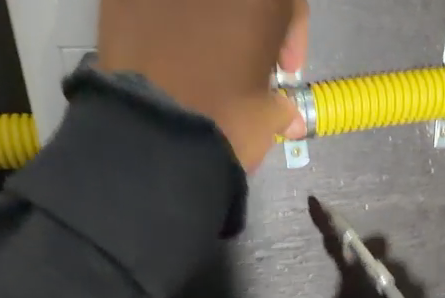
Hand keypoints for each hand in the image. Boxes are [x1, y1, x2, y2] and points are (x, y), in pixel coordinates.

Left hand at [98, 0, 310, 171]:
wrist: (153, 137)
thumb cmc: (225, 122)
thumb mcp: (264, 119)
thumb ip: (279, 107)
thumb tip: (290, 118)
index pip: (288, 3)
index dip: (291, 36)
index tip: (284, 70)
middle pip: (238, 0)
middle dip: (244, 23)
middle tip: (241, 60)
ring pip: (195, 5)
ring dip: (203, 22)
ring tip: (200, 59)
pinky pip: (153, 7)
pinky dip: (162, 24)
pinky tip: (164, 56)